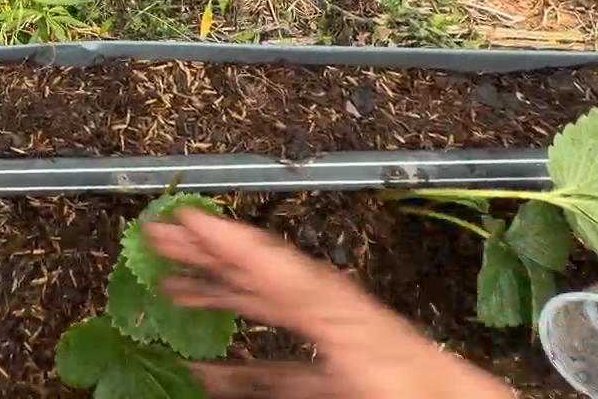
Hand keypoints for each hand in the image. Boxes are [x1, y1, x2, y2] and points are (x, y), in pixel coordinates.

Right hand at [145, 210, 514, 398]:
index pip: (294, 282)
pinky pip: (299, 366)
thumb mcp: (379, 383)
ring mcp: (370, 362)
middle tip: (162, 236)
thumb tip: (209, 372)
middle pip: (282, 285)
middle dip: (219, 257)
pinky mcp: (367, 384)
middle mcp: (371, 344)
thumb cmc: (435, 392)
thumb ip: (292, 374)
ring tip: (174, 288)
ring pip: (288, 319)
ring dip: (229, 300)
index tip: (190, 216)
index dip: (237, 245)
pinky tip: (211, 369)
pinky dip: (255, 361)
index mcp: (378, 348)